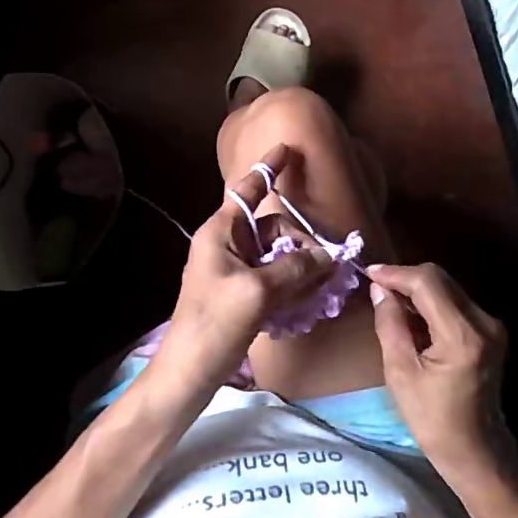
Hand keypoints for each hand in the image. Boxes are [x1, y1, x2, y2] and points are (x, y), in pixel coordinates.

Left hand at [161, 144, 330, 382]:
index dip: (268, 168)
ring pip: (275, 254)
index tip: (287, 148)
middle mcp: (224, 244)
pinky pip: (271, 277)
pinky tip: (305, 302)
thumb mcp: (259, 291)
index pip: (246, 189)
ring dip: (299, 265)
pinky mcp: (238, 293)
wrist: (189, 369)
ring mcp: (231, 269)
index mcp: (220, 232)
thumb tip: (328, 255)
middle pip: (271, 227)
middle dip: (300, 240)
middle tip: (325, 266)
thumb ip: (295, 268)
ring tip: (320, 286)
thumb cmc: (215, 322)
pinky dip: (289, 284)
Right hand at [367, 263, 509, 474]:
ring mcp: (491, 326)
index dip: (395, 273)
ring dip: (417, 289)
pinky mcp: (490, 332)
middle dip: (405, 277)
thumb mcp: (400, 373)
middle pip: (440, 279)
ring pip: (448, 288)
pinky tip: (410, 314)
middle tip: (375, 286)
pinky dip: (430, 302)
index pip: (427, 283)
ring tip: (388, 299)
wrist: (476, 452)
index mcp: (462, 335)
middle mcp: (484, 322)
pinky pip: (455, 302)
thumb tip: (379, 289)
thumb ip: (390, 325)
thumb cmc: (433, 420)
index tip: (367, 273)